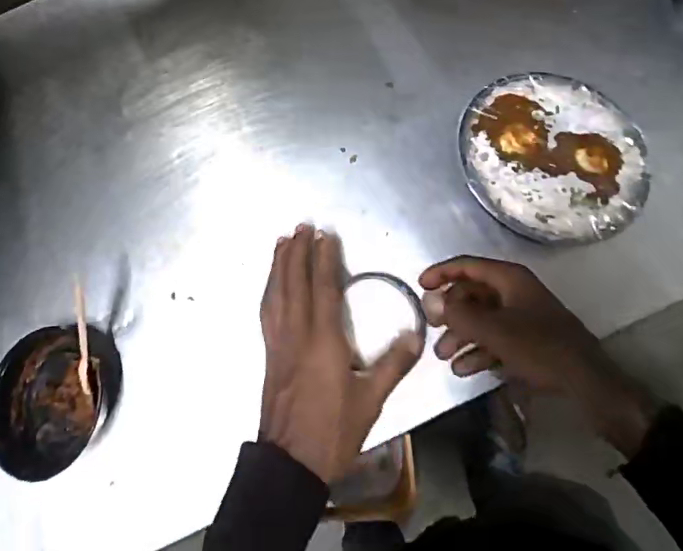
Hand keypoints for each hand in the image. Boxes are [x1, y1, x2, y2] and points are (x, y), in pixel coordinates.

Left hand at [258, 224, 419, 483]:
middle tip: (301, 225)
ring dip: (279, 262)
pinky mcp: (268, 350)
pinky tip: (271, 280)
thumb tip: (415, 333)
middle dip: (298, 250)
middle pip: (294, 281)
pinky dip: (269, 286)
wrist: (291, 458)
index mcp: (323, 340)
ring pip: (276, 290)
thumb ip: (393, 364)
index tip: (325, 235)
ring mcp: (278, 339)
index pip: (323, 288)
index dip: (324, 258)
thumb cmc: (334, 430)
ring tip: (282, 240)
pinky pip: (267, 308)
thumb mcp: (372, 400)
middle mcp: (296, 332)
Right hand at [419, 256, 658, 456]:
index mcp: (510, 278)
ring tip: (445, 356)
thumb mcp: (493, 330)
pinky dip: (480, 351)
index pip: (466, 266)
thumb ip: (457, 314)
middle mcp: (516, 292)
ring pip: (483, 320)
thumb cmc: (540, 348)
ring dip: (462, 336)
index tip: (419, 286)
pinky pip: (497, 340)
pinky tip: (465, 370)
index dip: (441, 273)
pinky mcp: (532, 343)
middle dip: (450, 314)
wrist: (592, 388)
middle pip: (473, 295)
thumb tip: (429, 301)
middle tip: (431, 329)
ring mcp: (525, 318)